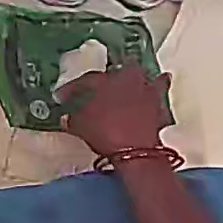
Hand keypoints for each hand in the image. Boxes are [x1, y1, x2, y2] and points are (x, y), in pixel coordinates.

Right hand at [59, 67, 174, 155]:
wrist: (136, 151)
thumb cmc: (103, 134)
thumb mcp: (80, 126)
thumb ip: (72, 117)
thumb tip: (67, 116)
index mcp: (104, 80)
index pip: (85, 80)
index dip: (72, 89)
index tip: (62, 96)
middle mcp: (127, 78)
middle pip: (117, 71)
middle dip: (108, 78)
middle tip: (99, 88)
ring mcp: (146, 90)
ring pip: (140, 78)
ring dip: (134, 80)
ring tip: (129, 85)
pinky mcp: (160, 105)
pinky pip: (157, 94)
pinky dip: (152, 95)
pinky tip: (150, 96)